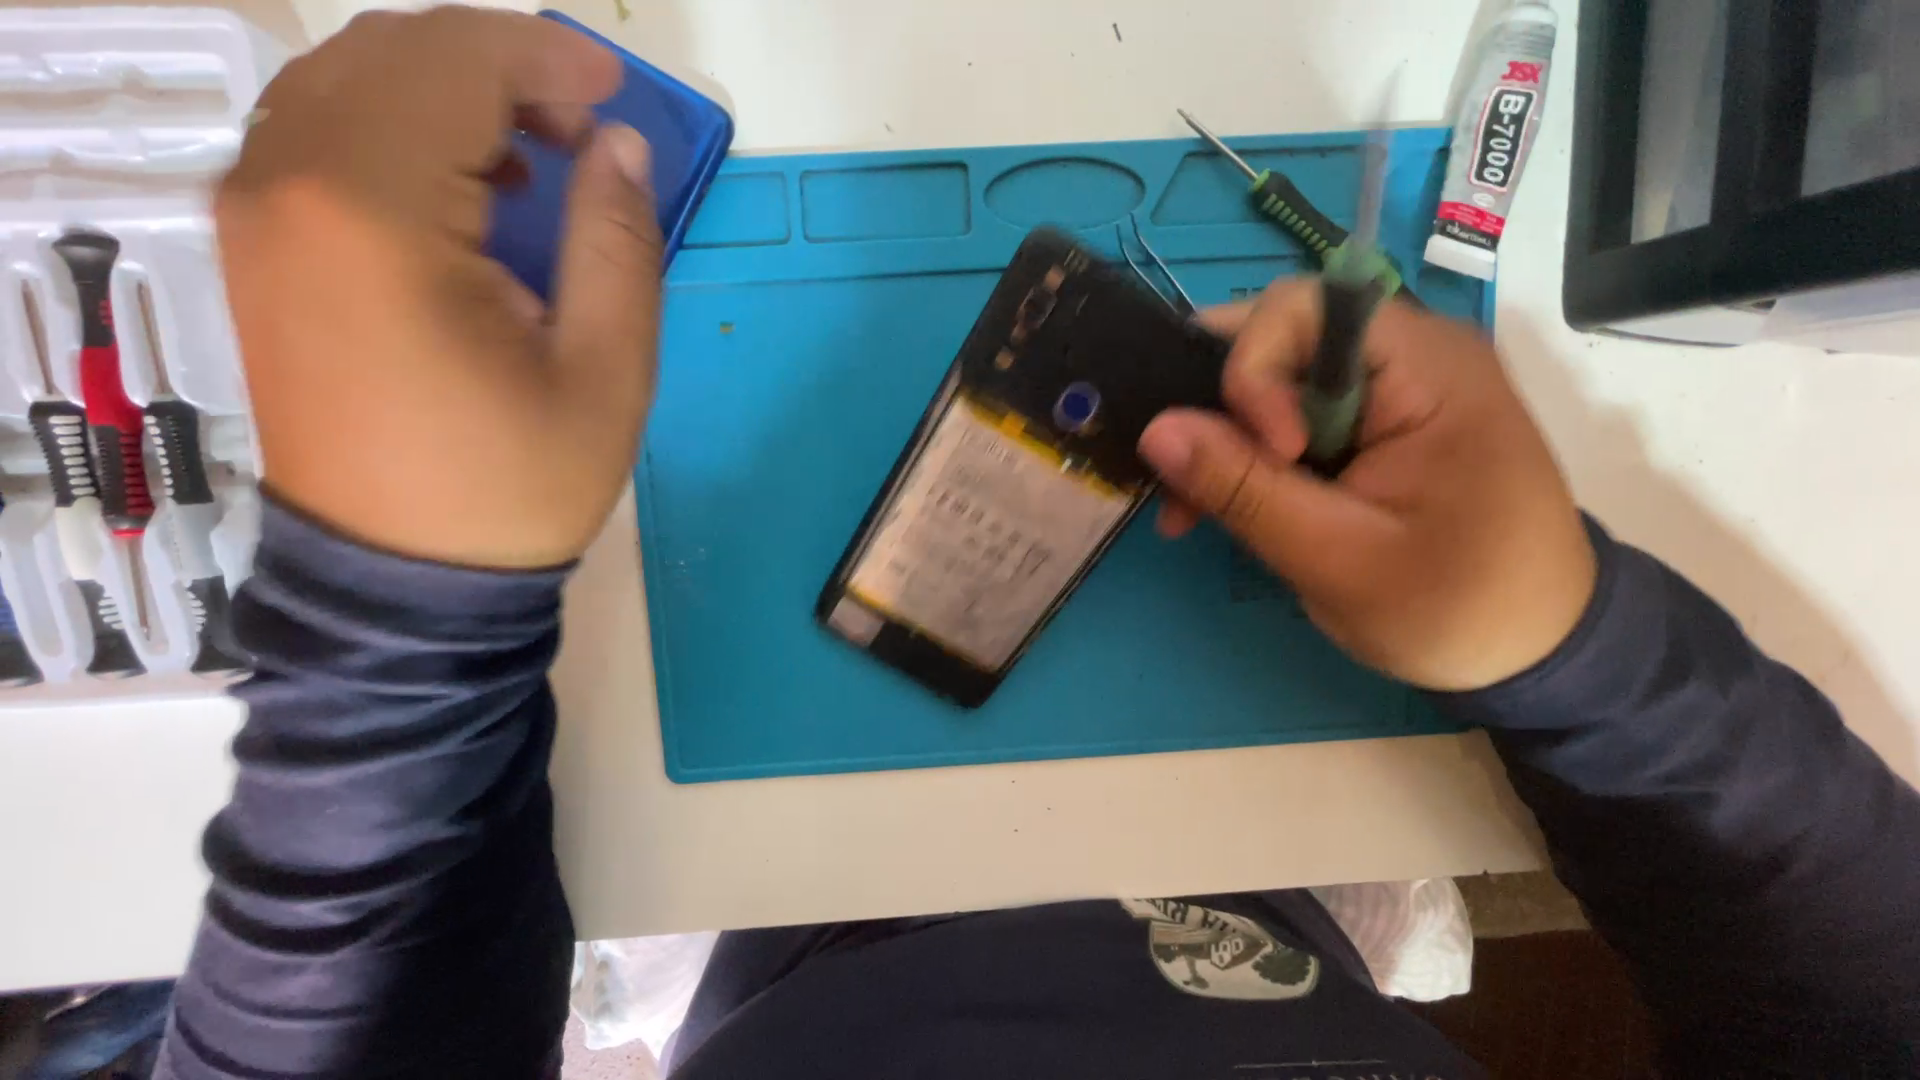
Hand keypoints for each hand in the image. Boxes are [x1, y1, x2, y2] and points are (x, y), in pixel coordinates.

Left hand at [216, 7, 661, 567]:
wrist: (403, 579)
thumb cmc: (516, 483)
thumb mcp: (605, 372)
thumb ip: (618, 243)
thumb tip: (620, 148)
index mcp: (374, 215)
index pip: (453, 63)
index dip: (545, 57)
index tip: (615, 94)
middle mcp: (285, 189)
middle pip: (390, 55)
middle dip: (500, 67)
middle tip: (583, 129)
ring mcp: (254, 217)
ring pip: (344, 84)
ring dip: (449, 94)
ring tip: (534, 159)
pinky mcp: (256, 251)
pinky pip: (316, 138)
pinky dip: (397, 132)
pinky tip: (464, 192)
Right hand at [1137, 281, 1595, 690]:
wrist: (1535, 650)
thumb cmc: (1456, 608)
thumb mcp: (1338, 558)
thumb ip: (1245, 490)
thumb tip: (1155, 429)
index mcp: (1425, 367)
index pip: (1302, 308)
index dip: (1254, 369)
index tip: (1265, 454)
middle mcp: (1405, 357)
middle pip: (1275, 341)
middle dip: (1214, 407)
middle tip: (1180, 482)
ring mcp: (1385, 393)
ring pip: (1268, 386)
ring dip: (1218, 443)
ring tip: (1187, 512)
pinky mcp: (1367, 429)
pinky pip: (1283, 421)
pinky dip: (1243, 461)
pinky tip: (1213, 510)